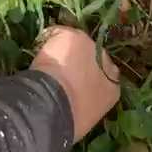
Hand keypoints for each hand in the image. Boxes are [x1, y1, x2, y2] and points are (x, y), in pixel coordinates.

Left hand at [27, 26, 118, 142]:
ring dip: (64, 49)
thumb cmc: (71, 118)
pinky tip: (38, 50)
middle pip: (94, 55)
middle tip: (62, 67)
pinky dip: (47, 39)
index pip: (107, 74)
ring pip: (75, 42)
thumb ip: (89, 98)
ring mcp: (89, 46)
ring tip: (48, 59)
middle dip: (80, 59)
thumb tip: (77, 95)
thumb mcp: (88, 113)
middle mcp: (106, 63)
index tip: (77, 77)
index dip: (91, 73)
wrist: (57, 104)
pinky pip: (57, 33)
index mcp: (113, 87)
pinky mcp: (72, 36)